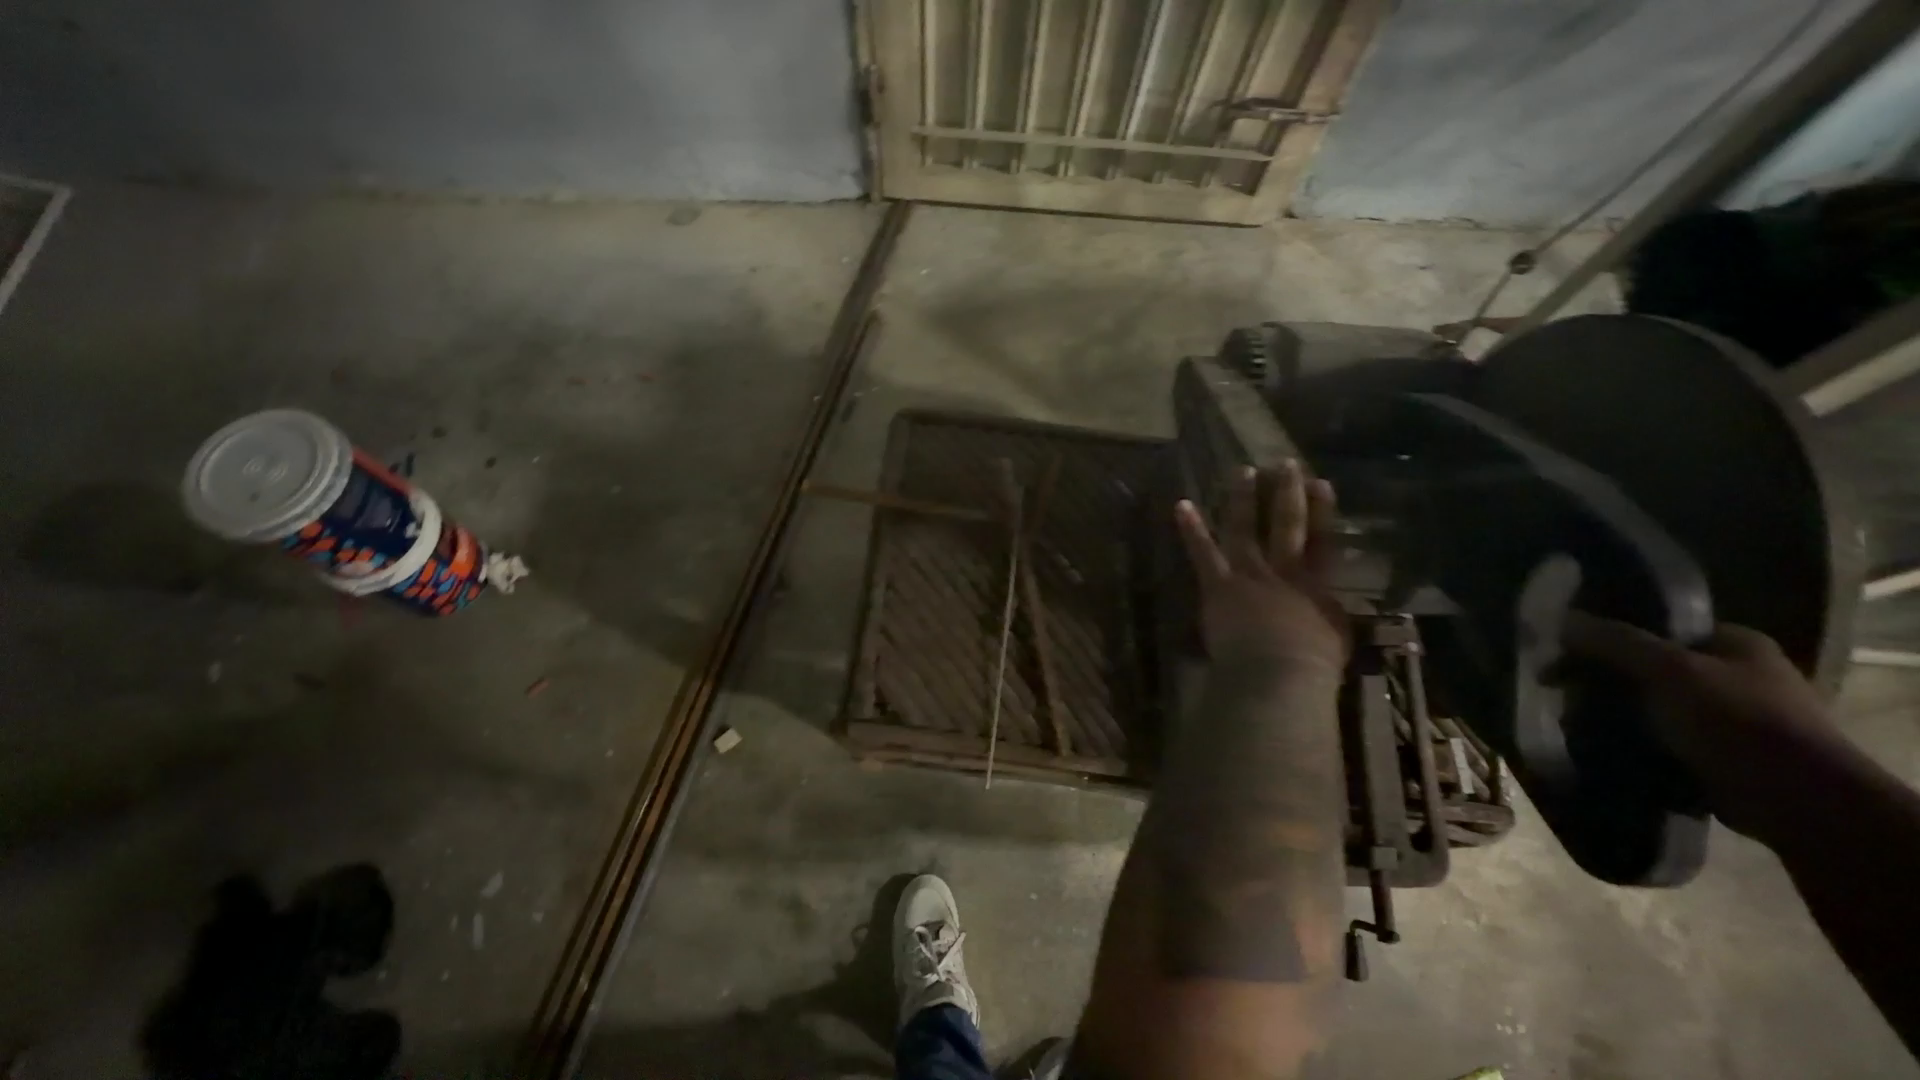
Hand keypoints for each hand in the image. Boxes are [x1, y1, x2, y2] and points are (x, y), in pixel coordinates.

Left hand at [1175, 462, 1347, 669]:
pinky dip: (1192, 528)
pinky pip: (1203, 552)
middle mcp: (1283, 570)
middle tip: (1284, 463)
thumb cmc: (1311, 666)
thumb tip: (1331, 604)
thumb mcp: (1336, 637)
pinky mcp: (1219, 585)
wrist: (1276, 675)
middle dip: (1287, 492)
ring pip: (1245, 527)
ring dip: (1243, 498)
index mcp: (1316, 584)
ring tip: (1242, 471)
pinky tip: (1181, 504)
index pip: (1322, 539)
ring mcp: (1248, 573)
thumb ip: (1330, 614)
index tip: (1320, 483)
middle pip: (1287, 523)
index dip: (1322, 510)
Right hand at [1563, 614, 1844, 838]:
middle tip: (1562, 692)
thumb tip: (1559, 621)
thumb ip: (1614, 642)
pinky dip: (1634, 745)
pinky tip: (1602, 749)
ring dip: (1615, 717)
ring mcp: (1729, 719)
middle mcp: (1735, 676)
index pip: (1659, 628)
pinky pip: (1661, 742)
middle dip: (1607, 682)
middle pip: (1650, 668)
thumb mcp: (1669, 669)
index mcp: (1735, 642)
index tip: (1567, 653)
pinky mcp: (1719, 757)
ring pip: (1652, 708)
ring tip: (1573, 725)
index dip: (1610, 636)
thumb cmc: (1735, 719)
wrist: (1796, 800)